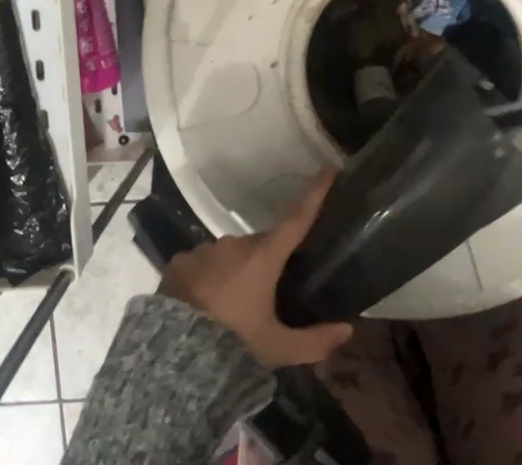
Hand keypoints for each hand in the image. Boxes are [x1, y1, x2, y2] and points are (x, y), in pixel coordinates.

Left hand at [159, 173, 353, 367]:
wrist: (173, 353)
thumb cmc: (232, 344)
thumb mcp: (278, 349)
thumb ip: (314, 341)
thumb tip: (348, 331)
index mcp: (263, 258)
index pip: (296, 219)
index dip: (314, 193)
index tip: (328, 168)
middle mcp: (234, 245)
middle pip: (261, 245)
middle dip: (268, 262)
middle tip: (270, 294)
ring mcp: (204, 250)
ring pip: (230, 254)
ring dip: (237, 271)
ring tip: (234, 306)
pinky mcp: (179, 261)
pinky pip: (203, 264)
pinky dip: (209, 277)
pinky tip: (207, 304)